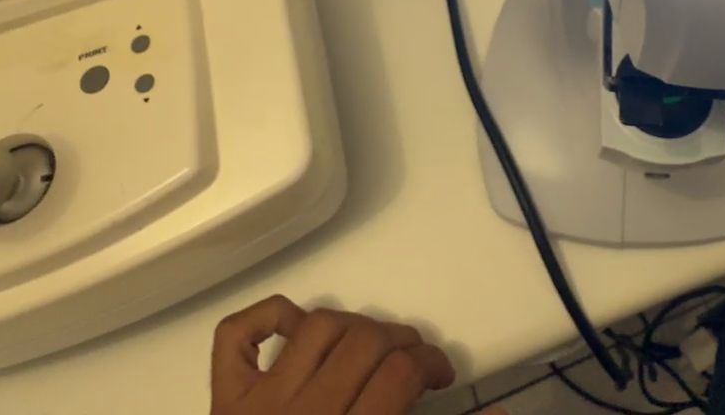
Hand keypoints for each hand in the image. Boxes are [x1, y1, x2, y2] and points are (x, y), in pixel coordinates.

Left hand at [209, 296, 456, 414]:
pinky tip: (294, 328)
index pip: (401, 373)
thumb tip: (502, 411)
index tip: (441, 374)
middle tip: (412, 360)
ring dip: (352, 326)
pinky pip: (236, 336)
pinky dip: (265, 318)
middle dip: (401, 341)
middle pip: (366, 342)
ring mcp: (255, 406)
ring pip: (317, 326)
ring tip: (368, 347)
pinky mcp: (222, 402)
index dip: (432, 362)